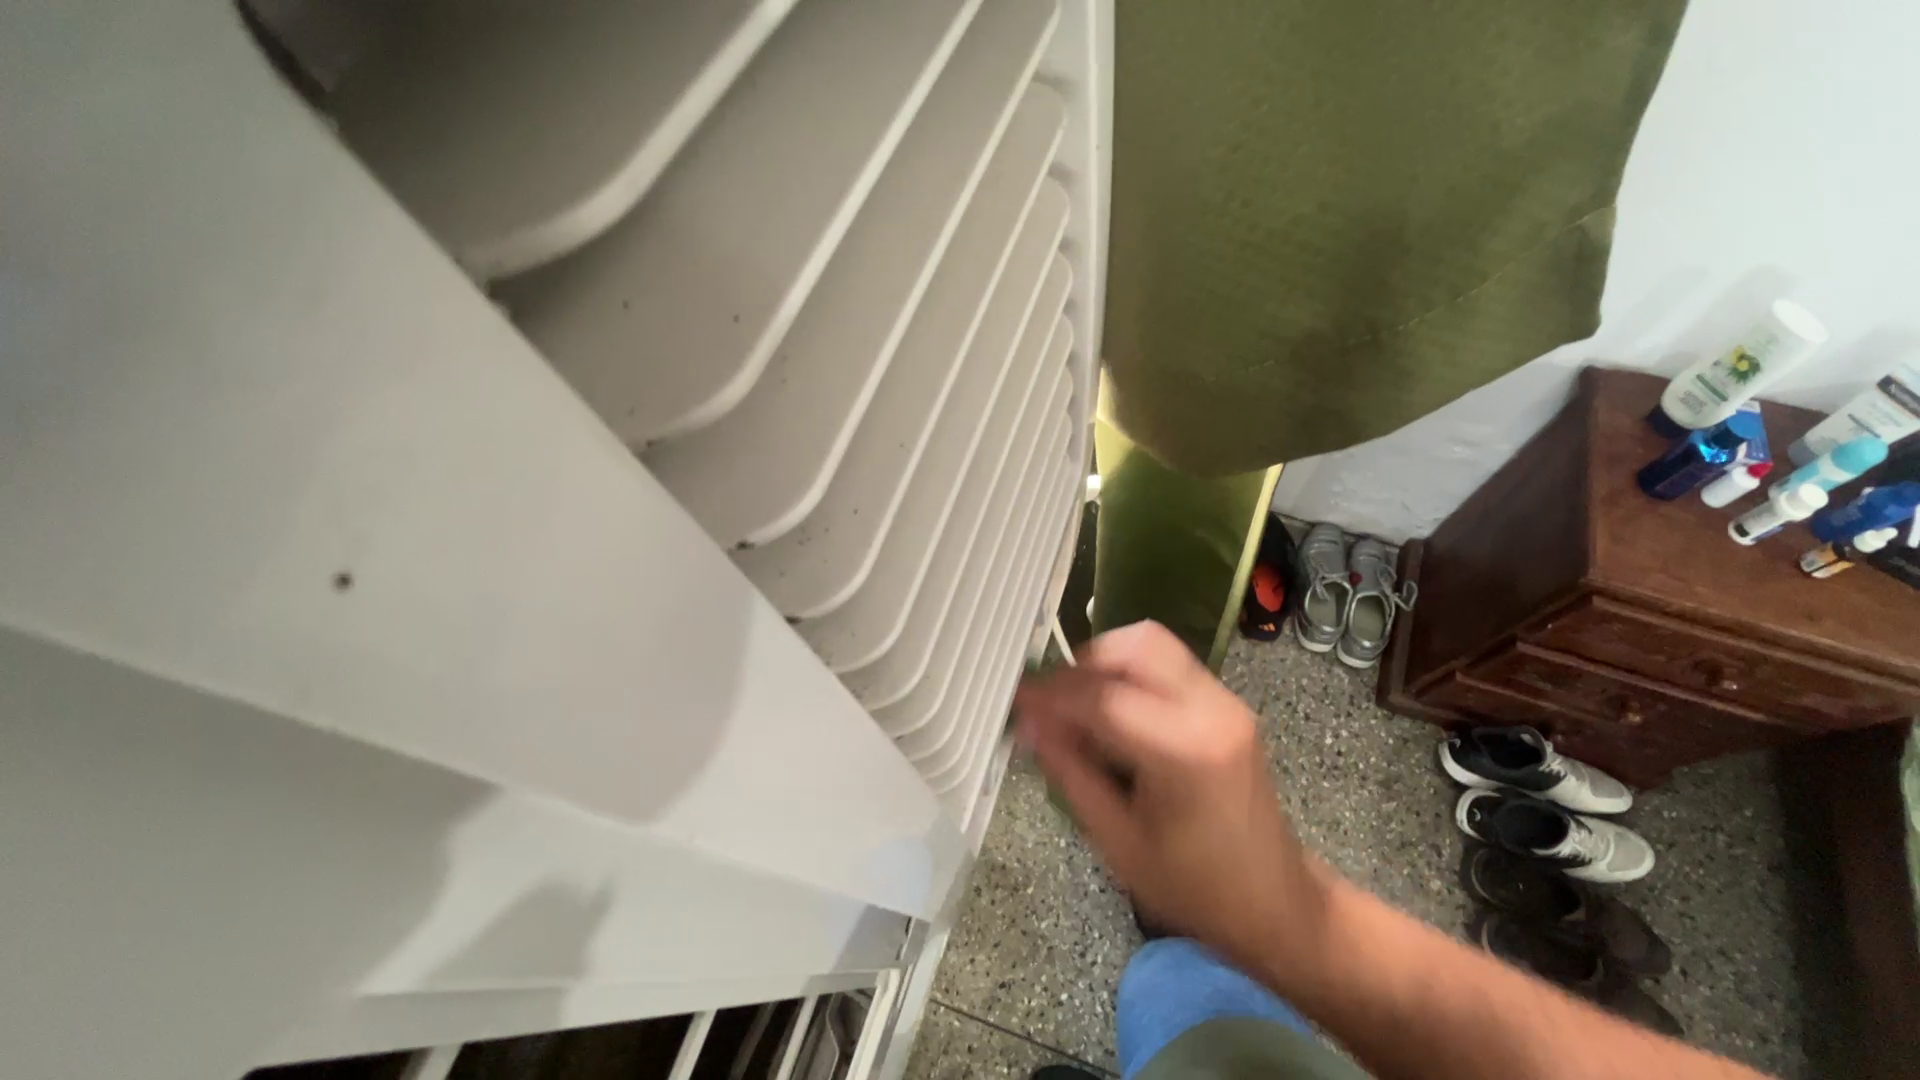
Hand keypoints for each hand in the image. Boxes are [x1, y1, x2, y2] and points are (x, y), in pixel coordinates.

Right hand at [1014, 621, 1332, 972]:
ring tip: (1076, 705)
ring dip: (1106, 664)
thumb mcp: (1117, 841)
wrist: (1274, 902)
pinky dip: (1129, 674)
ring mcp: (1226, 702)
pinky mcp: (1227, 704)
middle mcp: (1212, 709)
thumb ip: (1071, 773)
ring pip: (1153, 645)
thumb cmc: (1194, 887)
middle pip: (1136, 646)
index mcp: (1186, 750)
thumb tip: (1031, 724)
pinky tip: (1109, 712)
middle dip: (1083, 664)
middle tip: (1051, 699)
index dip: (1053, 694)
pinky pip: (1169, 665)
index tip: (1018, 700)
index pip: (1103, 696)